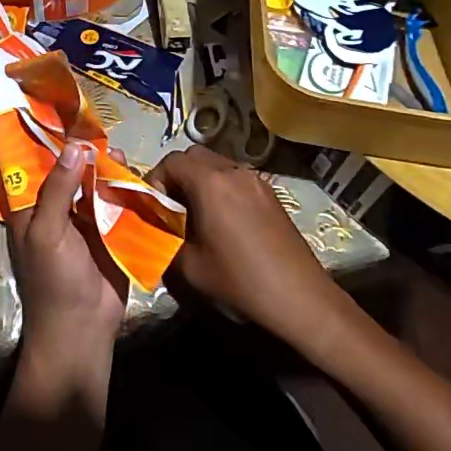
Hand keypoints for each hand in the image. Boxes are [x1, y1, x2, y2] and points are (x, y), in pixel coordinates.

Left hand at [4, 141, 126, 367]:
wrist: (83, 329)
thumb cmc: (53, 282)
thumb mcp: (47, 233)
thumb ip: (58, 190)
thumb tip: (73, 146)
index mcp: (31, 209)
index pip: (29, 167)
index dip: (37, 141)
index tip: (51, 112)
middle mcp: (57, 210)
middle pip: (66, 170)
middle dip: (79, 150)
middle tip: (94, 124)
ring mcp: (84, 220)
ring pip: (93, 183)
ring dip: (104, 167)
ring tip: (117, 150)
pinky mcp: (109, 231)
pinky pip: (116, 201)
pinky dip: (124, 187)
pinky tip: (134, 173)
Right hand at [146, 145, 352, 344]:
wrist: (298, 294)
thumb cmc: (240, 279)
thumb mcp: (191, 268)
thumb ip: (164, 241)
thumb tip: (152, 230)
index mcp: (211, 183)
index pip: (172, 161)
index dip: (156, 179)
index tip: (152, 206)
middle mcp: (233, 171)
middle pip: (195, 155)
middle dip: (177, 176)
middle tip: (171, 209)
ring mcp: (256, 179)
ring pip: (217, 164)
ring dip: (200, 181)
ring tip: (196, 217)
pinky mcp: (270, 192)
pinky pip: (236, 178)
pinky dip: (221, 188)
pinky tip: (223, 222)